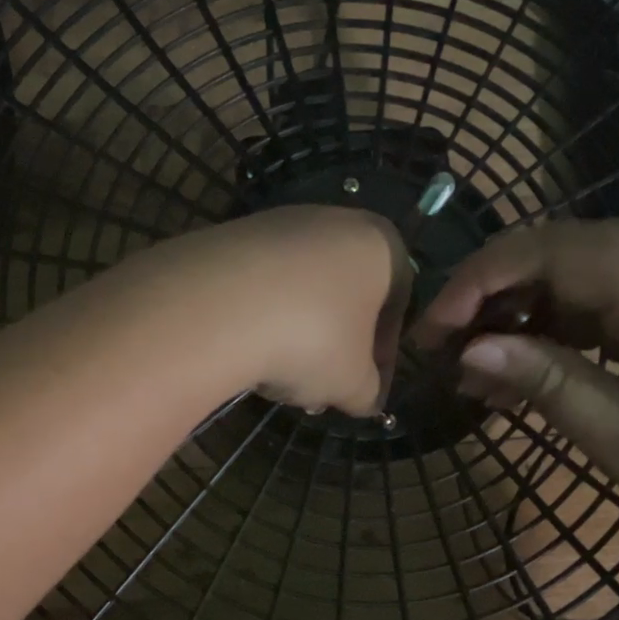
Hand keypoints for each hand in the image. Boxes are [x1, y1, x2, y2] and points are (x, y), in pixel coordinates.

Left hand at [114, 205, 411, 415]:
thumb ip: (368, 392)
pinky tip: (245, 352)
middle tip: (320, 387)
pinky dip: (259, 317)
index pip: (399, 304)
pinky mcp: (231, 236)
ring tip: (278, 376)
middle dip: (335, 345)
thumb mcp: (353, 383)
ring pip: (301, 289)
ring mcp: (280, 224)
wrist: (219, 304)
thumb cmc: (313, 339)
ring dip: (296, 333)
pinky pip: (260, 284)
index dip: (384, 356)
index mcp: (382, 245)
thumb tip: (366, 398)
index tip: (366, 389)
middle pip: (345, 293)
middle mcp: (335, 221)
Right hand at [417, 221, 618, 553]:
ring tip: (482, 359)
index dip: (479, 281)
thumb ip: (550, 387)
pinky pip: (617, 276)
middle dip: (493, 288)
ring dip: (526, 299)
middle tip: (445, 348)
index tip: (432, 331)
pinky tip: (537, 352)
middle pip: (565, 242)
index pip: (553, 251)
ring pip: (587, 255)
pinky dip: (567, 309)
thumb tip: (470, 352)